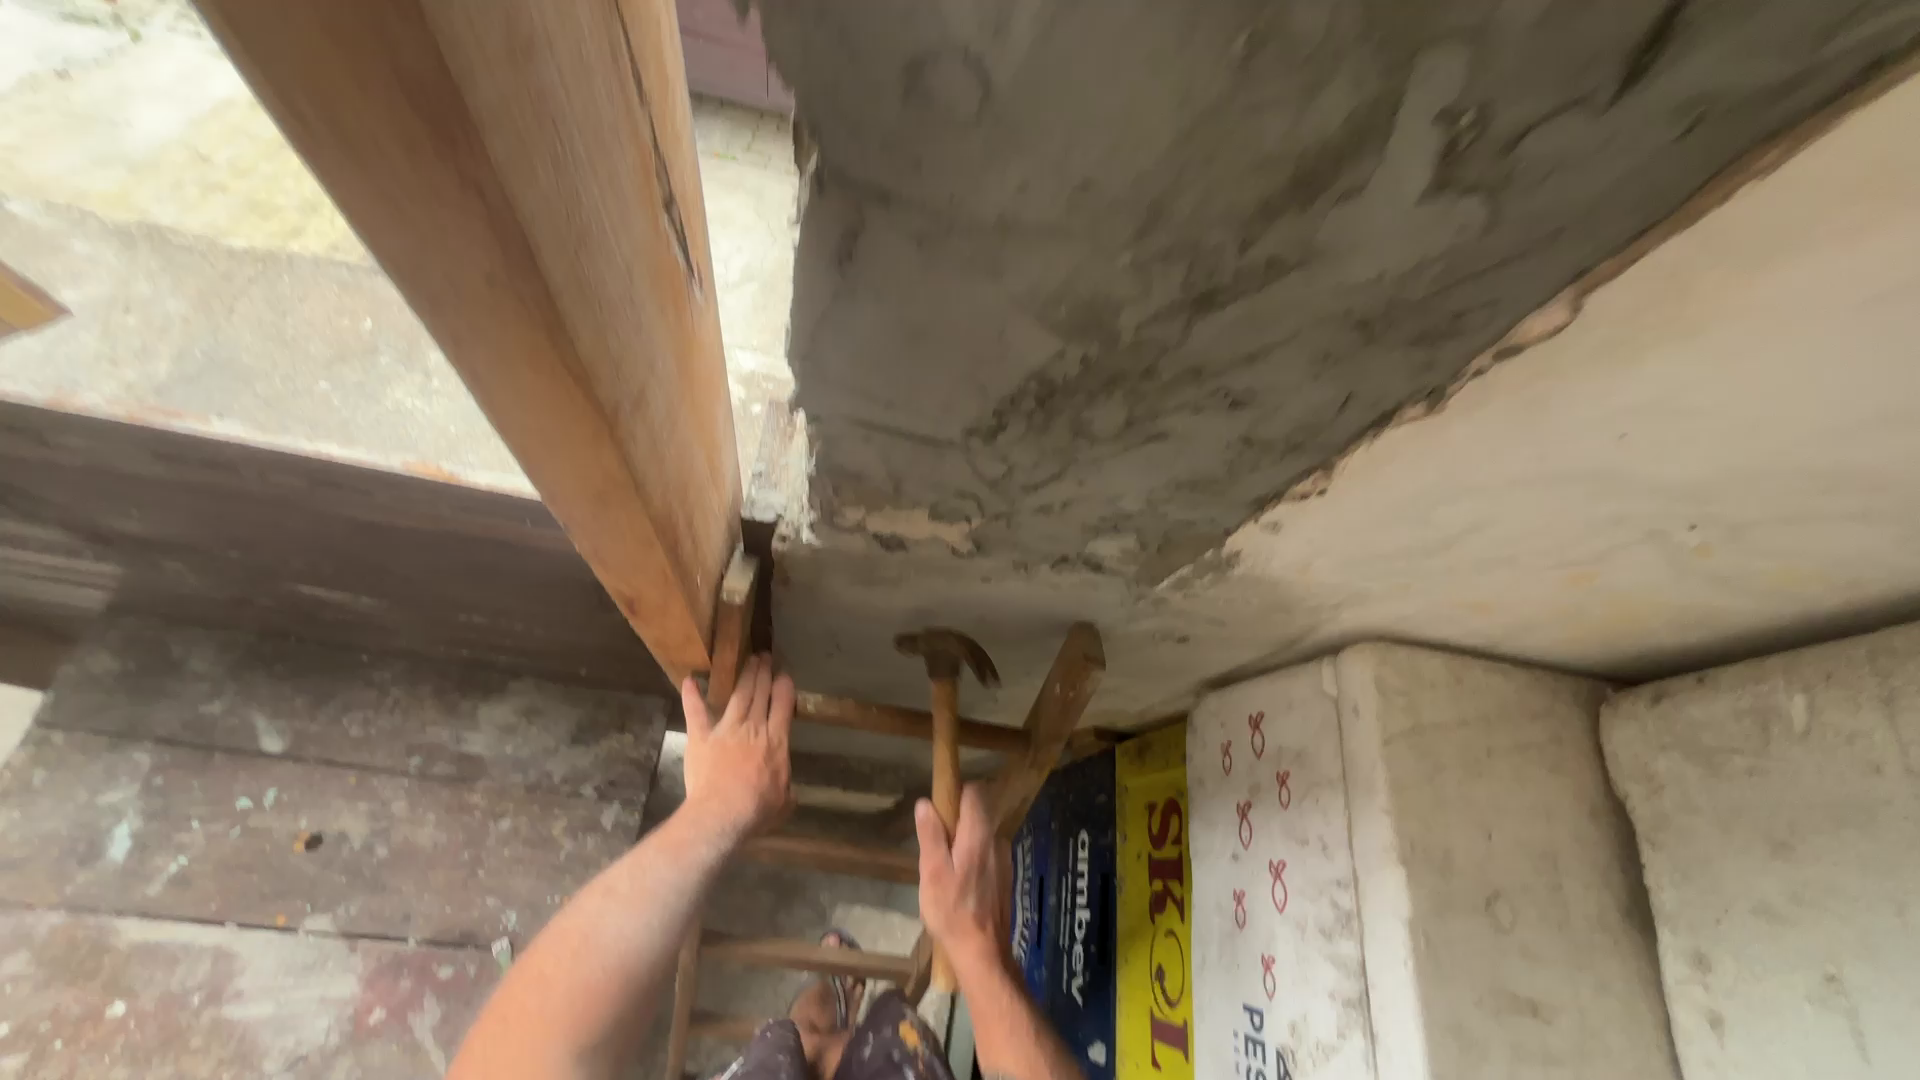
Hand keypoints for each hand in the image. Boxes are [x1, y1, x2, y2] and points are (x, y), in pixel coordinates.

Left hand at [680, 654, 793, 843]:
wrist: (721, 814)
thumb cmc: (756, 810)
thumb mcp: (783, 802)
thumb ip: (787, 791)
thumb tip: (789, 792)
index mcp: (776, 741)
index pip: (783, 704)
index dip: (784, 686)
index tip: (784, 675)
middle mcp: (754, 727)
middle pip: (761, 693)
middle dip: (764, 673)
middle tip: (765, 657)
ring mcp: (726, 729)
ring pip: (738, 696)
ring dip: (744, 676)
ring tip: (749, 660)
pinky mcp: (701, 737)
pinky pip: (696, 712)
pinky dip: (692, 696)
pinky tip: (690, 680)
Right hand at [915, 784, 1010, 972]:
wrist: (983, 952)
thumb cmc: (952, 911)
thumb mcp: (932, 872)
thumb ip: (931, 835)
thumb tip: (926, 803)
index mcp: (979, 835)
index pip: (975, 792)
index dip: (956, 793)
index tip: (939, 809)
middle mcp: (997, 840)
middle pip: (979, 811)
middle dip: (957, 819)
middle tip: (936, 845)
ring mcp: (1004, 859)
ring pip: (983, 833)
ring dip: (965, 840)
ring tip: (946, 867)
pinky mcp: (1006, 876)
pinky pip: (988, 852)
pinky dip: (974, 856)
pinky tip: (961, 882)